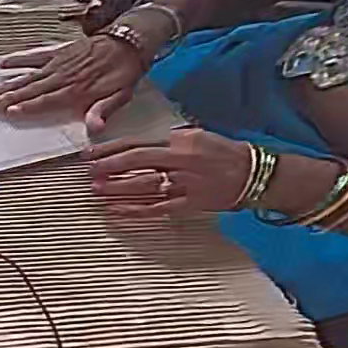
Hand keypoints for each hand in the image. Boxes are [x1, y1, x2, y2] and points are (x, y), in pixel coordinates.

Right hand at [0, 35, 143, 128]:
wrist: (129, 42)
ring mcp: (59, 64)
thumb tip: (95, 128)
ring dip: (10, 83)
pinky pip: (35, 57)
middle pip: (32, 89)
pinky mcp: (58, 53)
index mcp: (77, 91)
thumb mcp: (120, 95)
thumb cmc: (123, 73)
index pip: (46, 101)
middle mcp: (64, 77)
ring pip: (29, 75)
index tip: (11, 111)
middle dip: (12, 97)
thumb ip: (103, 111)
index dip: (27, 106)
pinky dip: (18, 60)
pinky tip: (3, 64)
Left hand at [86, 128, 252, 216]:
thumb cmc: (224, 153)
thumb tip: (133, 147)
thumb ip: (166, 141)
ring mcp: (186, 183)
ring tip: (96, 189)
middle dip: (109, 166)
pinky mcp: (190, 203)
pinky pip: (157, 208)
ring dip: (117, 188)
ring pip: (144, 185)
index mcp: (182, 141)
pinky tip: (116, 210)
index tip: (90, 153)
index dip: (111, 148)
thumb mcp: (196, 136)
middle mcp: (182, 160)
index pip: (138, 142)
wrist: (257, 174)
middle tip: (89, 171)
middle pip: (138, 161)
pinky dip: (135, 210)